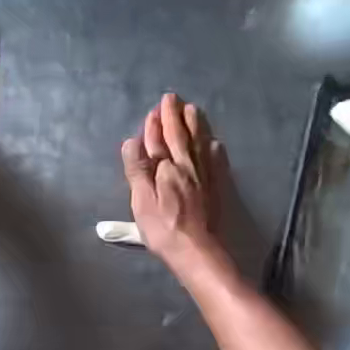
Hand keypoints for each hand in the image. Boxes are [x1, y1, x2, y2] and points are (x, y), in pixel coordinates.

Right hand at [121, 93, 230, 277]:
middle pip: (180, 136)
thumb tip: (133, 141)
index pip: (158, 141)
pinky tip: (213, 142)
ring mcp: (205, 175)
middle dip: (174, 117)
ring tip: (192, 110)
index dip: (155, 125)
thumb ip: (138, 170)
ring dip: (194, 125)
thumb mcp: (142, 201)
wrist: (197, 249)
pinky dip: (212, 147)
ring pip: (199, 142)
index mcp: (167, 168)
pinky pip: (216, 160)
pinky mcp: (216, 187)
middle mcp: (188, 166)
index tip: (154, 110)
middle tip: (172, 99)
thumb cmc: (163, 229)